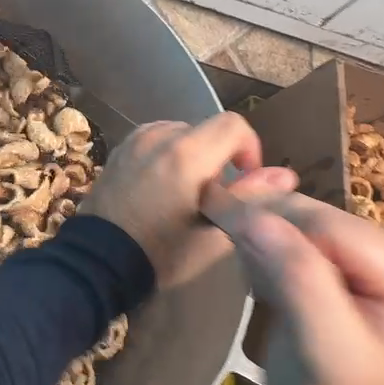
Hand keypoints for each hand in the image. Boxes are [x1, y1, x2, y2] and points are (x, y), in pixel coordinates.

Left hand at [79, 113, 297, 288]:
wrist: (97, 260)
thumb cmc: (161, 252)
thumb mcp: (212, 232)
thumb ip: (249, 196)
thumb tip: (285, 175)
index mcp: (185, 153)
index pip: (233, 124)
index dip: (249, 148)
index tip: (246, 178)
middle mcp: (158, 136)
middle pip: (205, 129)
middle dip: (219, 155)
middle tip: (216, 195)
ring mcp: (133, 141)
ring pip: (179, 133)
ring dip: (192, 154)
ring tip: (188, 193)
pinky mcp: (118, 151)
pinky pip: (154, 141)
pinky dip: (167, 155)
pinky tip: (162, 188)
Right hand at [204, 191, 383, 384]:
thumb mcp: (324, 350)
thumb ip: (299, 280)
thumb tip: (254, 217)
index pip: (332, 226)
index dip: (272, 221)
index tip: (215, 218)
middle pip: (316, 216)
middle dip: (263, 223)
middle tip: (219, 236)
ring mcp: (381, 256)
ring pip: (300, 218)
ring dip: (259, 234)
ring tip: (247, 276)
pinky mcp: (351, 262)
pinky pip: (296, 232)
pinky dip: (265, 244)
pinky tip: (259, 276)